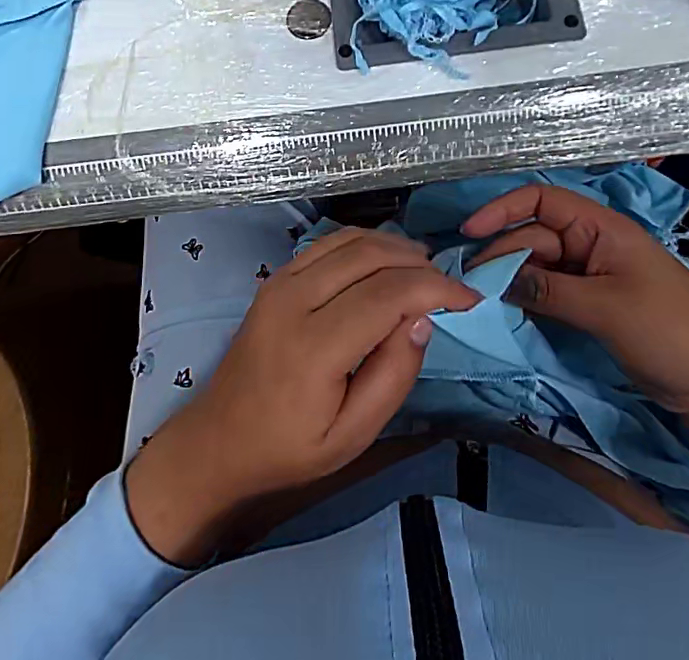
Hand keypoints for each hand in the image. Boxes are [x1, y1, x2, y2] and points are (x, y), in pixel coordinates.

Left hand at [126, 228, 480, 565]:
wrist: (219, 439)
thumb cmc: (290, 447)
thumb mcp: (353, 435)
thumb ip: (393, 375)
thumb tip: (423, 319)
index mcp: (314, 345)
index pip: (389, 293)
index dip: (436, 288)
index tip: (469, 300)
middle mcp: (294, 300)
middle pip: (372, 256)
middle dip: (421, 264)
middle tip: (449, 287)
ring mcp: (280, 282)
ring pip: (351, 240)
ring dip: (395, 247)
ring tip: (425, 271)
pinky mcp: (276, 278)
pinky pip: (329, 242)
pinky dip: (366, 243)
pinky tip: (385, 262)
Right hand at [462, 185, 688, 413]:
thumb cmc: (670, 332)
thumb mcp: (605, 308)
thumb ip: (546, 290)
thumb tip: (494, 279)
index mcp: (602, 228)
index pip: (542, 200)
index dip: (502, 210)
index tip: (469, 232)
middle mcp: (593, 244)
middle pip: (534, 236)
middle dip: (501, 254)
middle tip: (469, 284)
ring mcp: (592, 275)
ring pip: (538, 266)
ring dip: (511, 278)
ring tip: (480, 298)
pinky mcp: (592, 303)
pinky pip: (550, 291)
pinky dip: (528, 297)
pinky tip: (507, 309)